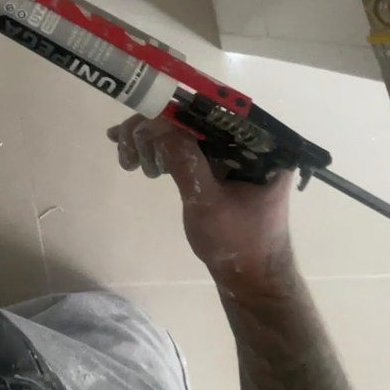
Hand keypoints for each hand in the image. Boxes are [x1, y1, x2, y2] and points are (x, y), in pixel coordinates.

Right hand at [109, 115, 293, 277]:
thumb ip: (185, 161)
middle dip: (152, 129)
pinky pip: (180, 145)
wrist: (249, 281)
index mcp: (261, 147)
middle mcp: (246, 143)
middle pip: (191, 118)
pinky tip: (129, 152)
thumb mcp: (209, 203)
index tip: (142, 115)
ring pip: (180, 130)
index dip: (176, 107)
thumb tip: (155, 121)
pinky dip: (154, 147)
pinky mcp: (213, 164)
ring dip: (148, 139)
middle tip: (127, 149)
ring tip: (128, 160)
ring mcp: (228, 153)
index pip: (215, 111)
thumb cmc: (239, 244)